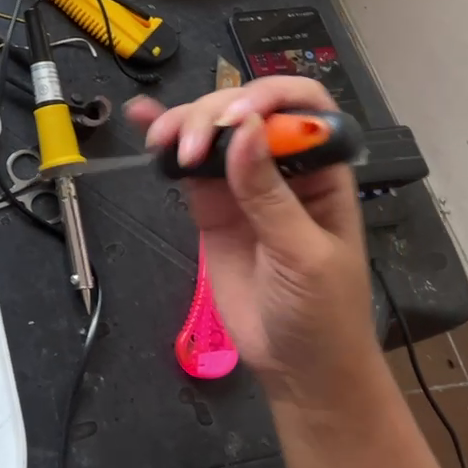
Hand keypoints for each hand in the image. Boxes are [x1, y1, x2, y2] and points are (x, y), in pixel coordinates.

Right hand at [127, 77, 378, 404]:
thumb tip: (245, 130)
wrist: (298, 369)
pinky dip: (165, 141)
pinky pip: (187, 165)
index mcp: (323, 170)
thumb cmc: (324, 314)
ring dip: (183, 124)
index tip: (236, 117)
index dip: (270, 98)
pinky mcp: (209, 205)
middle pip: (245, 113)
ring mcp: (241, 185)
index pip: (302, 108)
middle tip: (190, 148)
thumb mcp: (304, 256)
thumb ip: (270, 194)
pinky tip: (142, 118)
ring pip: (211, 132)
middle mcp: (282, 167)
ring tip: (161, 141)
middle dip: (214, 116)